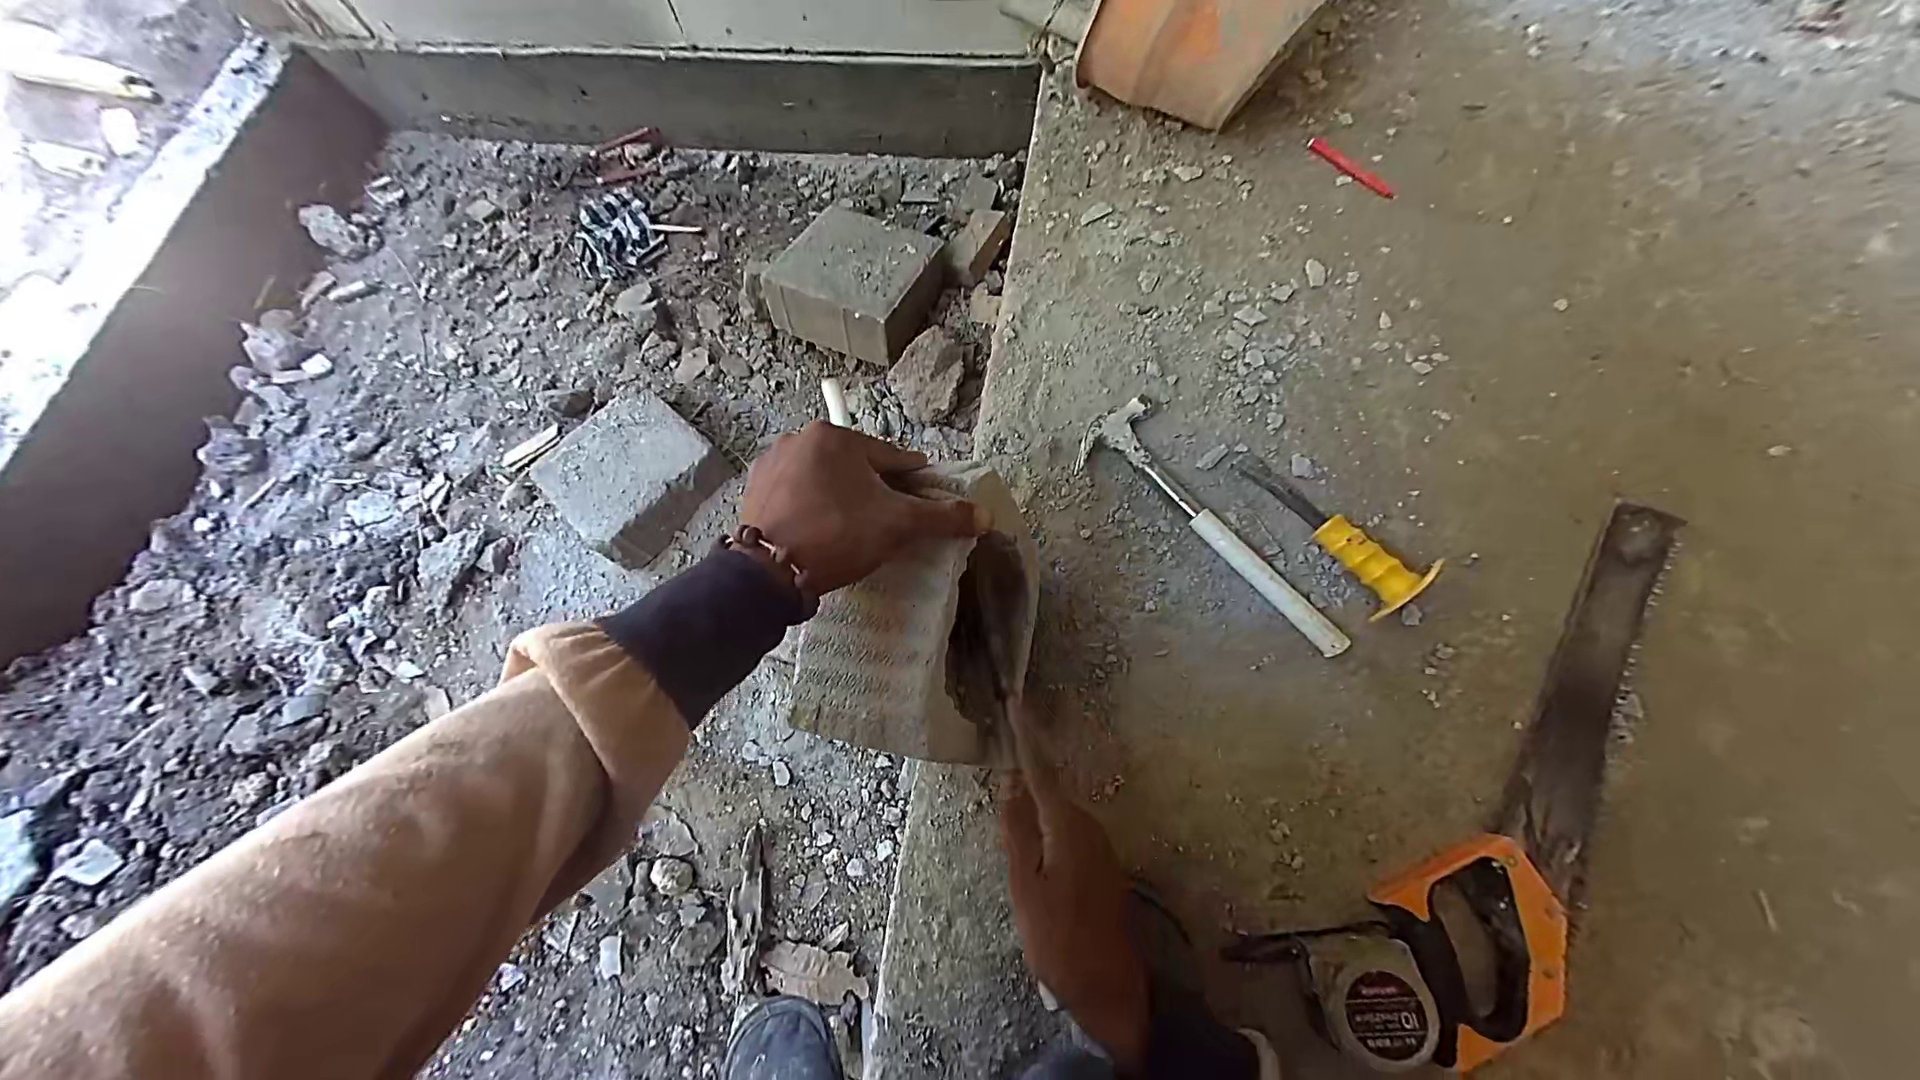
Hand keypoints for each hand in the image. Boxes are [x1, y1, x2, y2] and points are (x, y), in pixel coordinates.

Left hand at [740, 421, 988, 595]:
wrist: (769, 572)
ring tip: (853, 529)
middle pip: (856, 466)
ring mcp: (772, 463)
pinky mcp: (755, 489)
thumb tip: (985, 516)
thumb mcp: (898, 524)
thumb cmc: (838, 535)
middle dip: (874, 490)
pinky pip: (797, 492)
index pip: (892, 458)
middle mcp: (799, 439)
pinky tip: (820, 529)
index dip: (912, 482)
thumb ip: (942, 516)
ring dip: (842, 496)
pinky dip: (813, 505)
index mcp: (835, 436)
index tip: (922, 500)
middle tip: (886, 521)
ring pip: (825, 478)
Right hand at [1000, 699, 1149, 1071]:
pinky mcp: (1100, 862)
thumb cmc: (1058, 939)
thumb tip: (1009, 784)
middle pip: (1049, 787)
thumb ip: (1016, 831)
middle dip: (1025, 770)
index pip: (1040, 769)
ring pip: (1057, 811)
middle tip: (1000, 756)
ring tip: (1009, 805)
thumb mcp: (1025, 886)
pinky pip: (1066, 829)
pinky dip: (1046, 824)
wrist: (1109, 988)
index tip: (1015, 702)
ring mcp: (1098, 844)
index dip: (1025, 735)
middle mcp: (1088, 825)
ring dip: (1034, 801)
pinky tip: (1031, 842)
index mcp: (1067, 825)